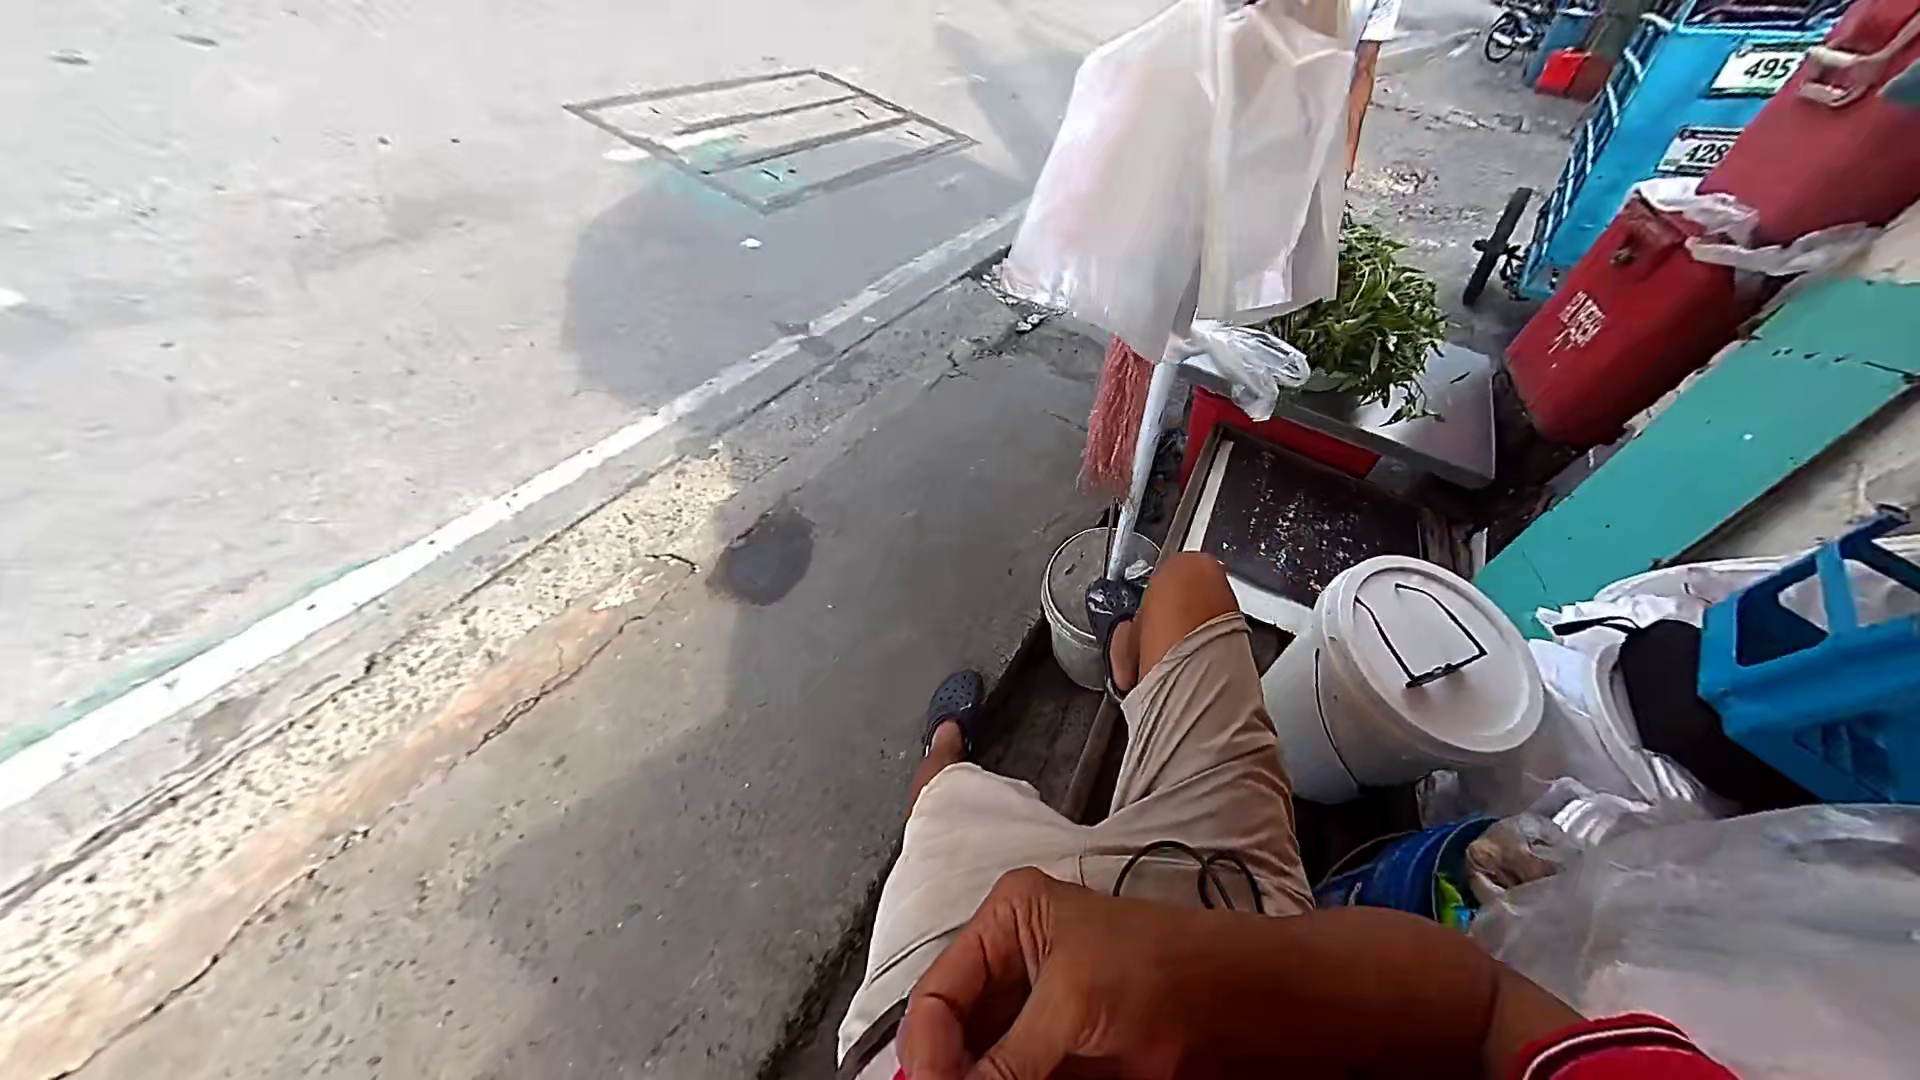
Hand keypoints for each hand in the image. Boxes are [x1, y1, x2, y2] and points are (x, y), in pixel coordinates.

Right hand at [899, 868, 1199, 1079]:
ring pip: (977, 1057)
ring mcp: (1029, 1006)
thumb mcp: (1070, 1000)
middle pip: (952, 1026)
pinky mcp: (1050, 1046)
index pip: (941, 987)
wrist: (1218, 999)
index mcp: (1006, 919)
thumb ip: (1010, 1057)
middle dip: (946, 1069)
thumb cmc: (1150, 963)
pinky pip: (1008, 1075)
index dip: (928, 1045)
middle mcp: (1009, 958)